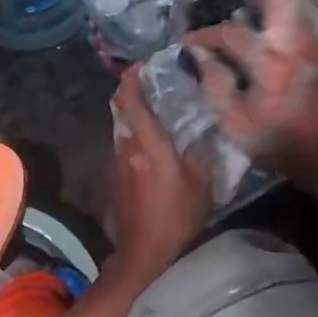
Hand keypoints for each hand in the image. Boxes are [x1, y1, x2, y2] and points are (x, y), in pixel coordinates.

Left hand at [108, 68, 211, 282]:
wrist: (146, 251)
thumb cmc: (178, 215)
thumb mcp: (201, 183)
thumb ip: (198, 151)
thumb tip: (198, 131)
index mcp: (149, 145)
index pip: (132, 103)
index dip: (132, 81)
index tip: (140, 66)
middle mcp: (128, 147)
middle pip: (120, 109)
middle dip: (129, 90)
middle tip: (149, 80)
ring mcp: (119, 161)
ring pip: (120, 124)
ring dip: (130, 109)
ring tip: (152, 103)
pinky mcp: (117, 174)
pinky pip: (122, 140)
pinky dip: (132, 128)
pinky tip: (149, 134)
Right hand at [181, 0, 317, 179]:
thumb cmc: (281, 144)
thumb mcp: (236, 125)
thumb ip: (215, 84)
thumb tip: (200, 53)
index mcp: (272, 65)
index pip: (231, 33)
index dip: (204, 35)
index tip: (188, 41)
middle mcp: (296, 45)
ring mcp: (311, 43)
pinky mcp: (316, 49)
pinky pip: (296, 11)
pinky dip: (274, 6)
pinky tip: (254, 20)